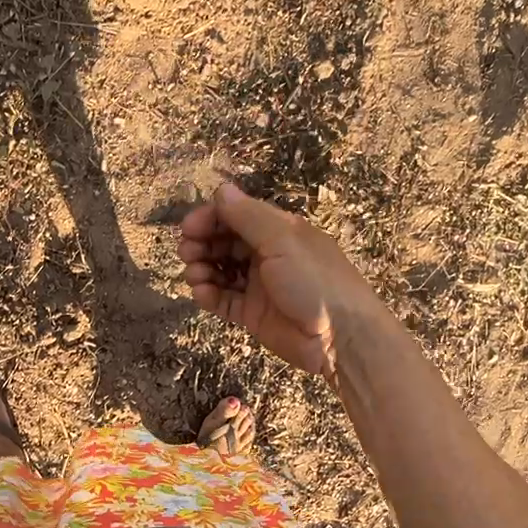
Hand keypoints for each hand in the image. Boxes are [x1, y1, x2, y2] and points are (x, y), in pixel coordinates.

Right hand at [176, 183, 387, 377]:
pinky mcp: (252, 315)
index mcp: (278, 230)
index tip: (189, 228)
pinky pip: (222, 300)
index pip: (236, 215)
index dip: (210, 218)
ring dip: (201, 268)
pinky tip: (201, 293)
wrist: (340, 337)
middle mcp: (266, 255)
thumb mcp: (283, 240)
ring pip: (220, 270)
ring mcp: (258, 286)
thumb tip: (221, 190)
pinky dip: (208, 294)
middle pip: (224, 242)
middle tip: (187, 252)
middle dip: (202, 243)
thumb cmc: (315, 280)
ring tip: (194, 274)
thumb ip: (248, 216)